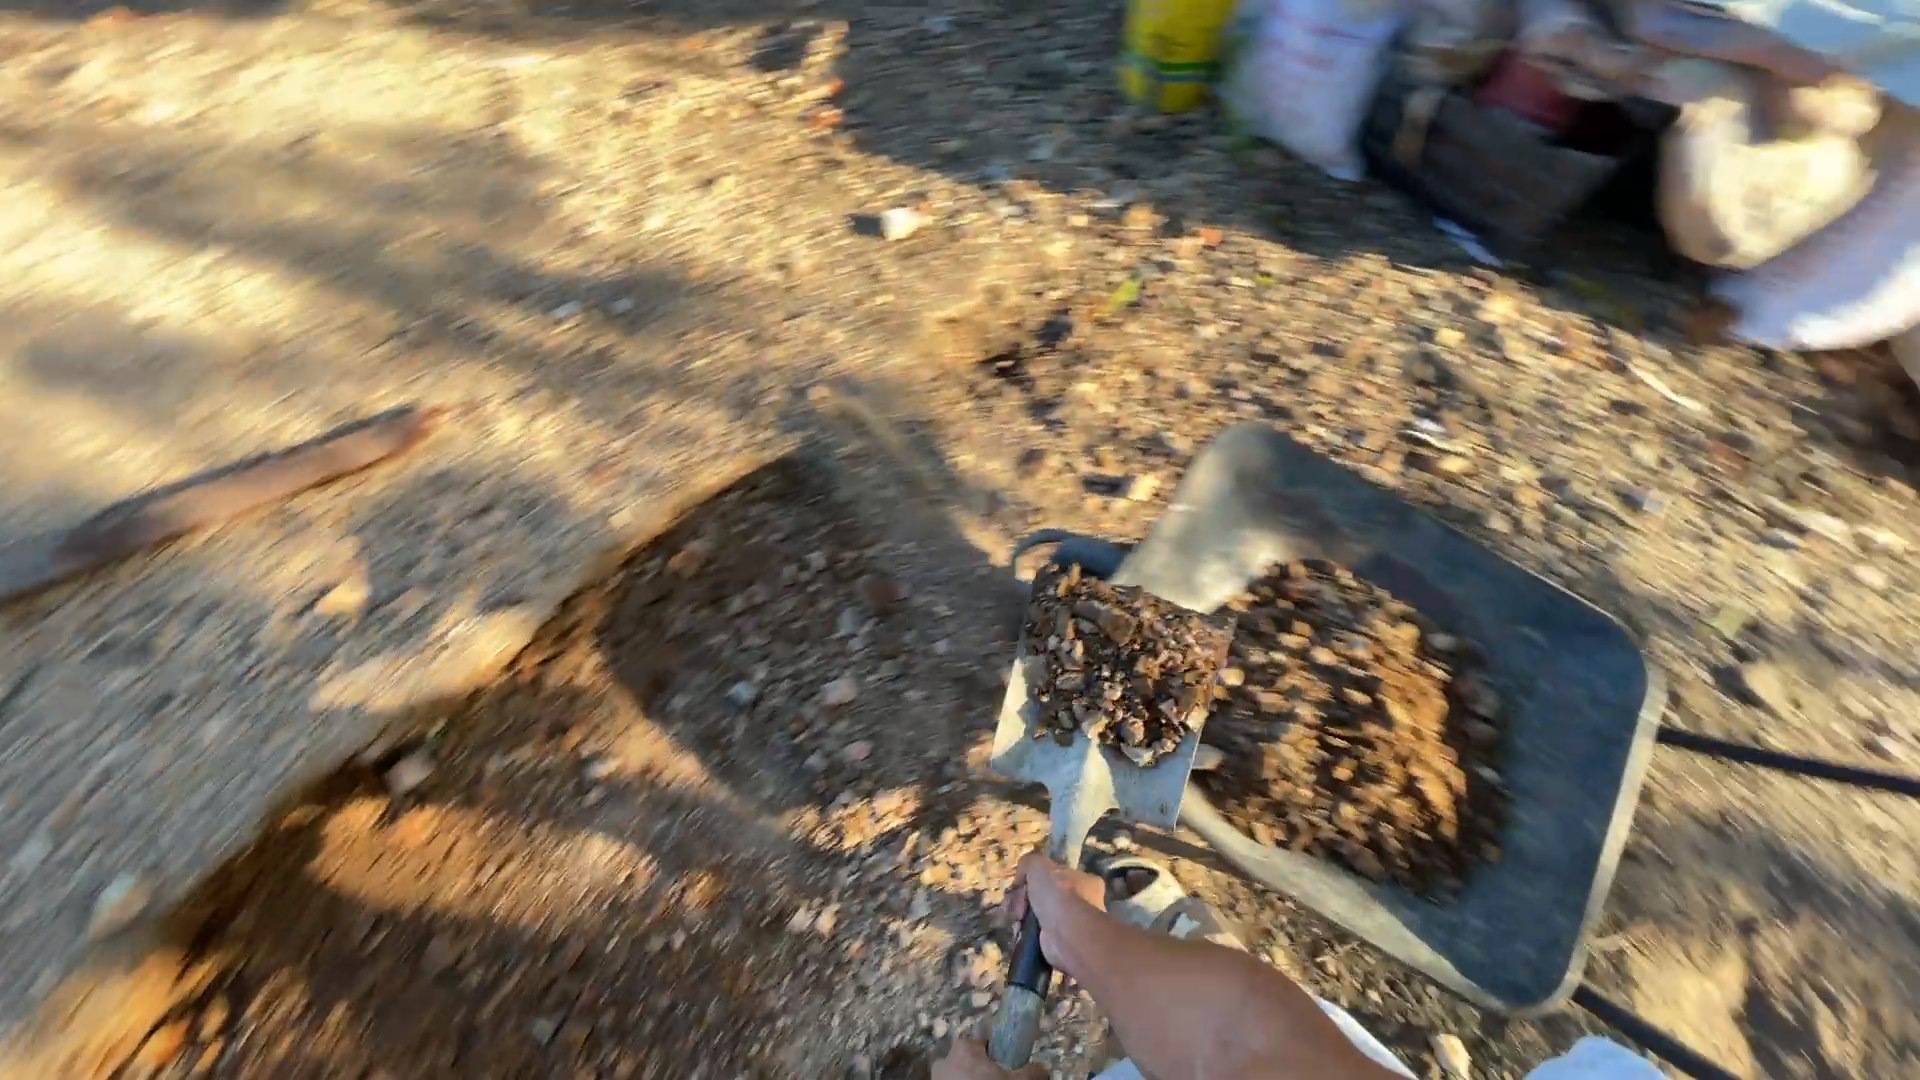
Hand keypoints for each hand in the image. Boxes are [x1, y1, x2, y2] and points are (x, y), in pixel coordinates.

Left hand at [931, 1038, 1045, 1079]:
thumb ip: (1032, 1073)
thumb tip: (1044, 1069)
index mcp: (965, 1047)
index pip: (985, 1044)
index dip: (997, 1058)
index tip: (1005, 1071)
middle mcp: (945, 1059)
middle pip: (970, 1062)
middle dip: (982, 1073)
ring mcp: (936, 1079)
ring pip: (959, 1077)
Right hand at [1008, 852, 1106, 980]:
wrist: (1065, 934)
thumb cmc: (1058, 894)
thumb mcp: (1039, 865)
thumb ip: (1029, 863)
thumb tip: (1022, 874)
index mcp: (1087, 882)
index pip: (1060, 875)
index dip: (1040, 877)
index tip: (1023, 882)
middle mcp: (1084, 904)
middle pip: (1047, 895)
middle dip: (1026, 898)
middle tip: (1015, 901)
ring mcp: (1071, 925)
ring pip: (1040, 914)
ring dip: (1023, 914)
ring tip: (1015, 915)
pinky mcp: (1059, 944)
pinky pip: (1038, 933)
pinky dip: (1025, 931)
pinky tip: (1018, 928)